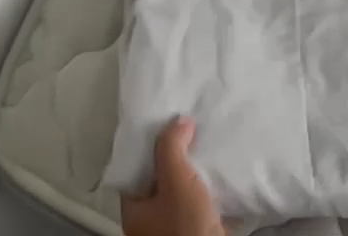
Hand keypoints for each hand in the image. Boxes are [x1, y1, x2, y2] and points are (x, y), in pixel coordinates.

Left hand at [121, 117, 221, 235]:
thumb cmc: (184, 226)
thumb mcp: (175, 181)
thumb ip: (171, 147)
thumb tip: (178, 121)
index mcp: (133, 209)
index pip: (134, 167)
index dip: (148, 143)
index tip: (164, 122)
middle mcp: (148, 218)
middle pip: (157, 175)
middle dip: (173, 152)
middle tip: (188, 127)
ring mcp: (170, 224)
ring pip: (177, 186)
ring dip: (190, 166)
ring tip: (203, 142)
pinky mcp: (193, 227)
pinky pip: (194, 197)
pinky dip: (202, 182)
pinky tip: (214, 168)